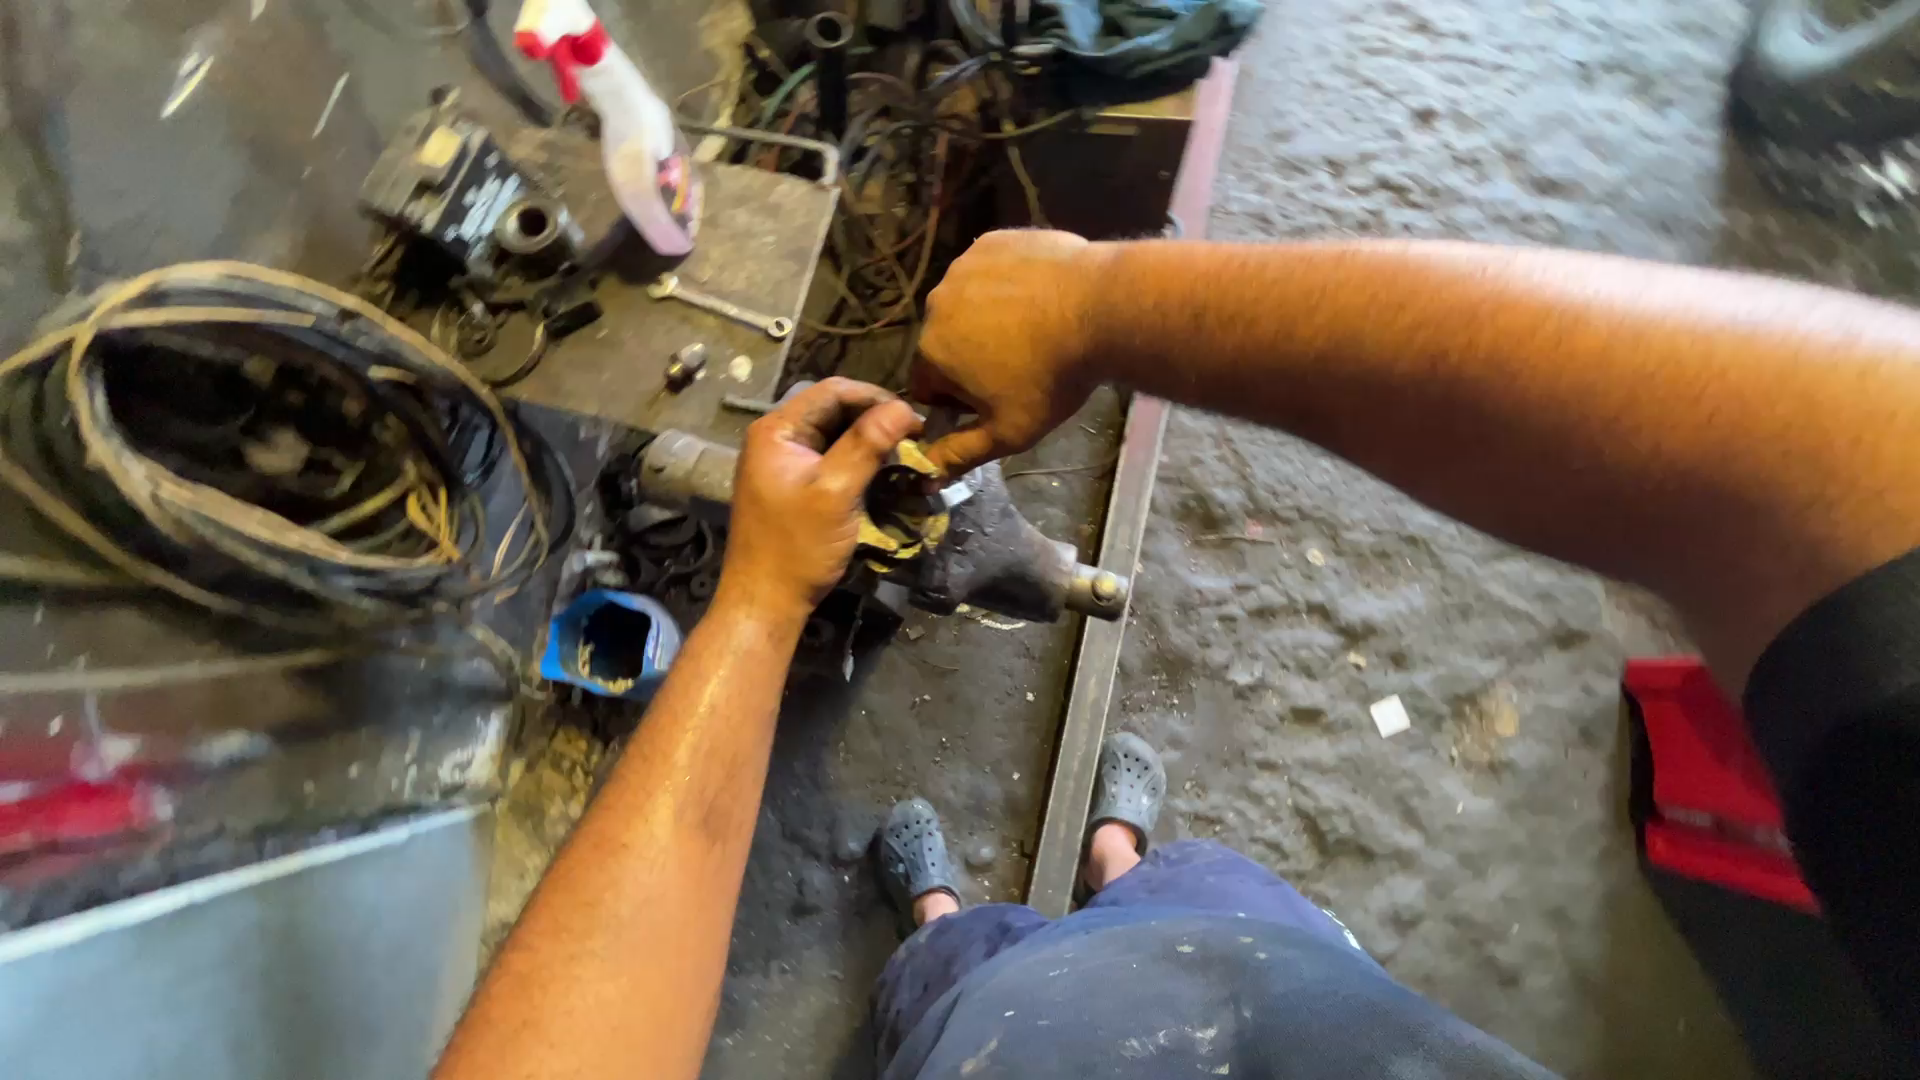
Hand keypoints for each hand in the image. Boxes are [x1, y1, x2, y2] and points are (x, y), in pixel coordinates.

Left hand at [717, 378, 922, 622]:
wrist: (767, 600)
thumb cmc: (797, 547)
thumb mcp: (836, 492)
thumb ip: (867, 445)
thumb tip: (905, 407)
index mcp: (777, 430)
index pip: (833, 391)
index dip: (876, 398)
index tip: (914, 418)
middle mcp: (778, 438)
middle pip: (834, 410)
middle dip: (876, 419)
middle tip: (915, 436)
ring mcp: (785, 462)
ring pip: (836, 435)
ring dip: (870, 440)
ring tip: (905, 452)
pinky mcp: (795, 484)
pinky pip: (832, 459)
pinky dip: (859, 460)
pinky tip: (883, 471)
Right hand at [913, 229, 1109, 475]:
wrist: (1101, 309)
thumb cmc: (1051, 379)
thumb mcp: (1007, 432)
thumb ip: (960, 455)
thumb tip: (923, 476)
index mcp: (931, 352)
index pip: (926, 385)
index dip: (956, 399)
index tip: (993, 397)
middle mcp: (935, 304)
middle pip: (944, 342)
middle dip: (969, 356)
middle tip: (1019, 364)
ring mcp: (963, 266)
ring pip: (964, 304)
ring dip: (985, 318)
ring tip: (1032, 329)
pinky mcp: (992, 241)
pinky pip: (987, 270)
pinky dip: (1004, 284)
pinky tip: (1037, 296)